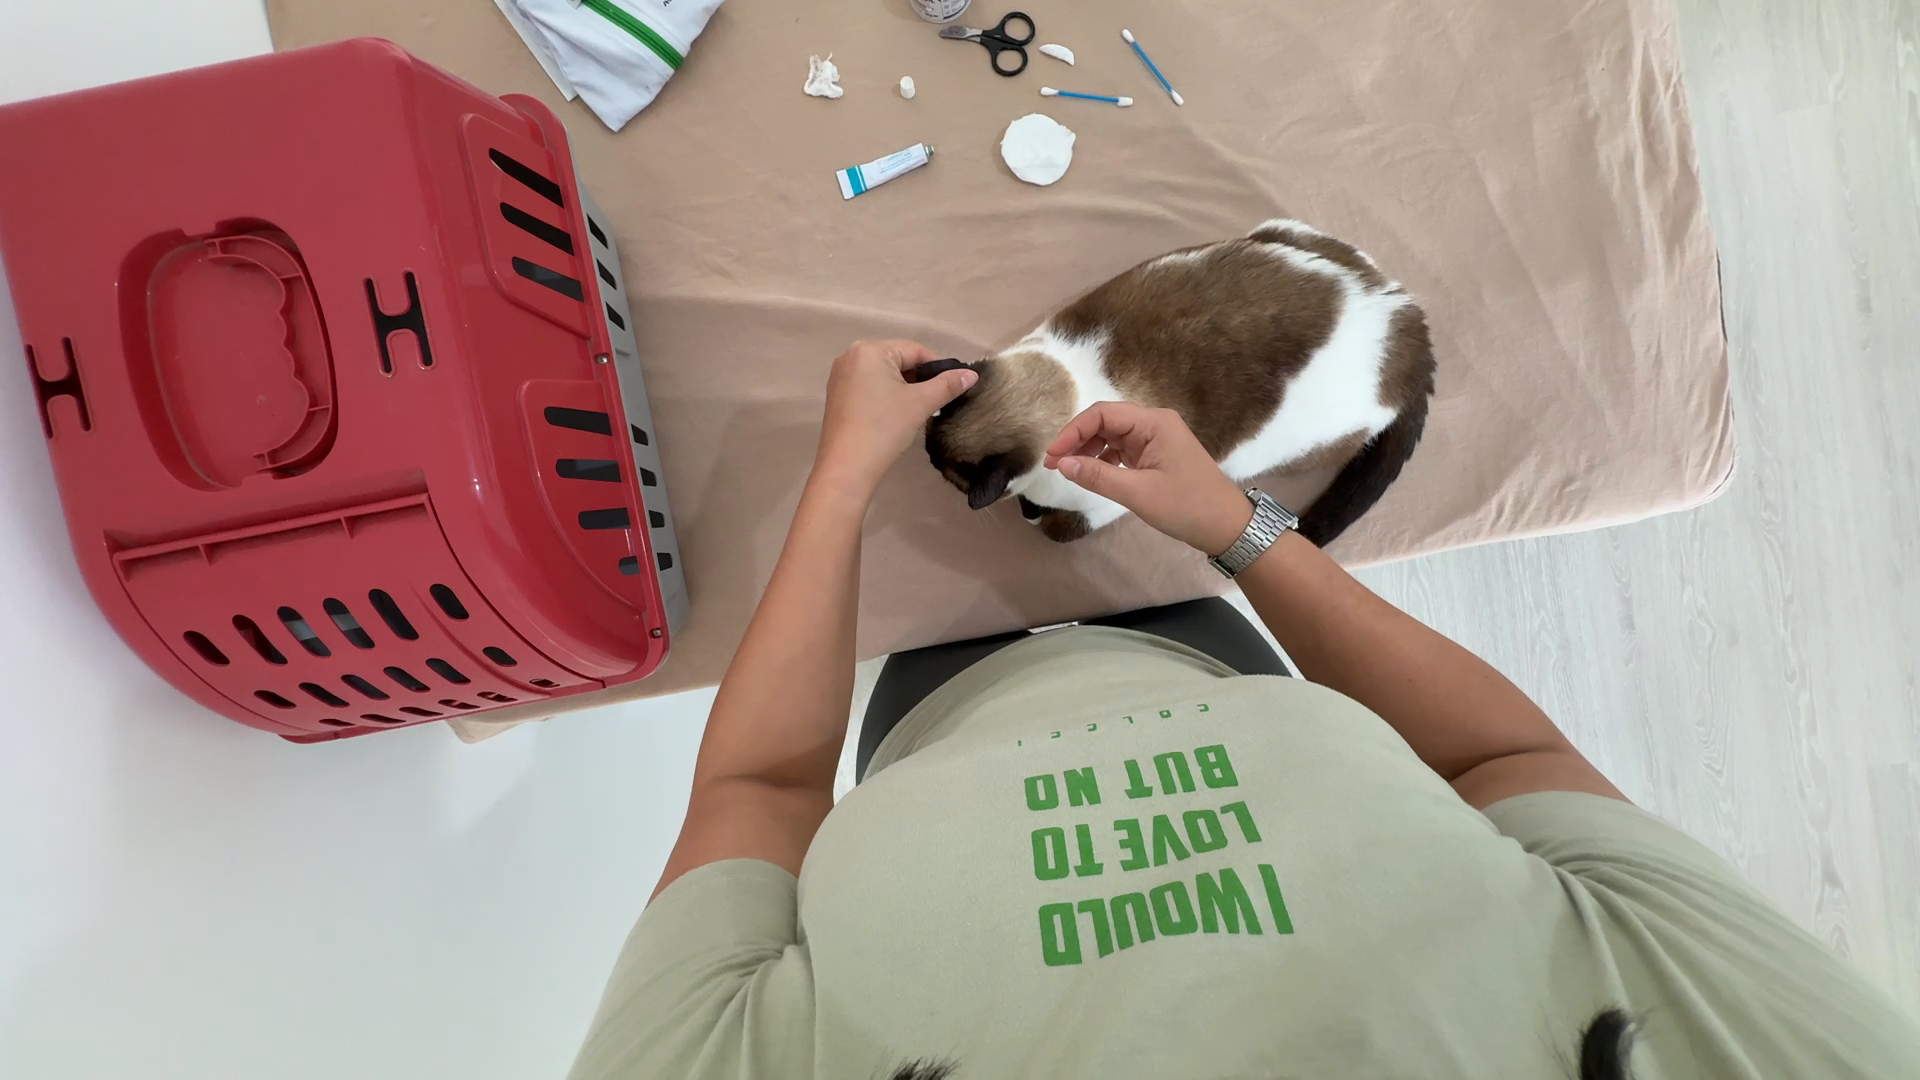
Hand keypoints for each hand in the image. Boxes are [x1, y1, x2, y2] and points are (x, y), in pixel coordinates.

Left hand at [816, 339, 976, 496]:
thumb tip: (972, 374)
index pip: (914, 350)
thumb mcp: (920, 404)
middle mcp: (851, 355)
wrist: (847, 466)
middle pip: (897, 361)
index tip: (951, 389)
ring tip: (914, 412)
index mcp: (870, 350)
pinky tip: (892, 416)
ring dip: (902, 389)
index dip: (937, 368)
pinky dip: (884, 396)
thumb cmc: (884, 428)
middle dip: (918, 380)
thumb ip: (948, 385)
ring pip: (883, 375)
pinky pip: (868, 387)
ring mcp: (840, 376)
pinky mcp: (836, 395)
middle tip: (932, 404)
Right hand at [1045, 402, 1252, 553]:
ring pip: (1111, 435)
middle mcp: (1154, 423)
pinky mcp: (1155, 455)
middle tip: (1053, 464)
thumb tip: (1061, 463)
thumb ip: (1097, 476)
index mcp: (1154, 423)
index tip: (1052, 456)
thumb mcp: (1137, 493)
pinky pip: (1121, 449)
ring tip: (1068, 469)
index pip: (1102, 414)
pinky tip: (1092, 474)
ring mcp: (1155, 439)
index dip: (1073, 432)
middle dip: (1077, 439)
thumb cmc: (1186, 507)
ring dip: (1088, 450)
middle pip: (1105, 421)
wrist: (1226, 526)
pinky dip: (1103, 460)